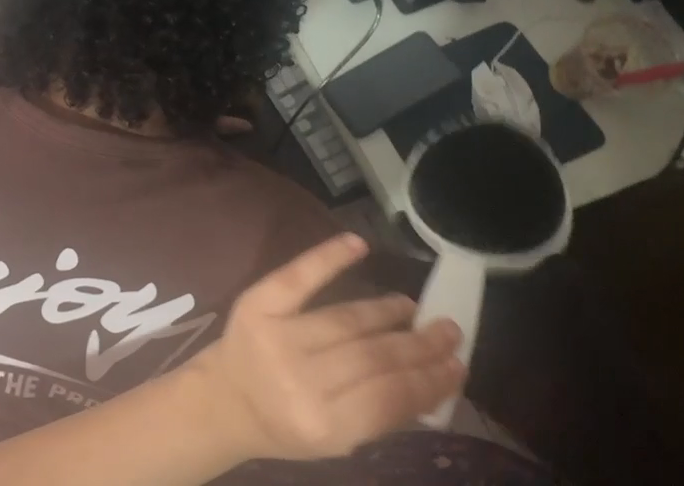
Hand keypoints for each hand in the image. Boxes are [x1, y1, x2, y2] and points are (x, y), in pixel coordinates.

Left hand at [182, 233, 464, 462]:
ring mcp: (276, 337)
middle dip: (419, 344)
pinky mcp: (256, 304)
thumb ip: (381, 414)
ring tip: (413, 308)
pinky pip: (299, 277)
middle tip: (448, 331)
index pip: (389, 398)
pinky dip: (329, 257)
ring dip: (387, 311)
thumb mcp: (336, 439)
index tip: (458, 365)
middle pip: (372, 356)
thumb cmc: (286, 424)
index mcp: (323, 425)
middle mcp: (299, 380)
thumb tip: (436, 379)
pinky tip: (358, 244)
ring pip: (347, 319)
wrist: (224, 400)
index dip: (429, 380)